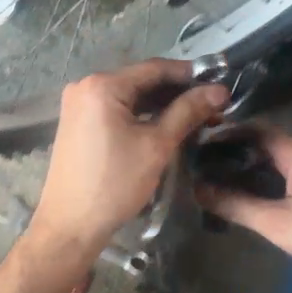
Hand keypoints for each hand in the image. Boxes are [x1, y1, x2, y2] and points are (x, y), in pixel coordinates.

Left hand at [28, 60, 227, 258]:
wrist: (71, 223)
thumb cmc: (114, 183)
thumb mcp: (156, 146)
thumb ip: (187, 112)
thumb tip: (219, 90)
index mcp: (102, 85)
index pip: (154, 68)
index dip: (190, 75)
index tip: (220, 84)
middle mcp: (85, 85)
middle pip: (141, 80)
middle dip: (177, 92)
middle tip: (214, 105)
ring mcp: (79, 103)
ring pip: (129, 96)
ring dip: (161, 105)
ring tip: (197, 117)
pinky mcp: (78, 121)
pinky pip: (116, 108)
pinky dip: (141, 115)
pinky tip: (167, 124)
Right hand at [198, 129, 291, 292]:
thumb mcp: (279, 226)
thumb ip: (236, 206)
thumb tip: (197, 190)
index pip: (256, 130)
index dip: (227, 136)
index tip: (202, 148)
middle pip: (274, 143)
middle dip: (243, 154)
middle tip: (213, 170)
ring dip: (265, 167)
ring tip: (236, 185)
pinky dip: (285, 177)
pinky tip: (273, 198)